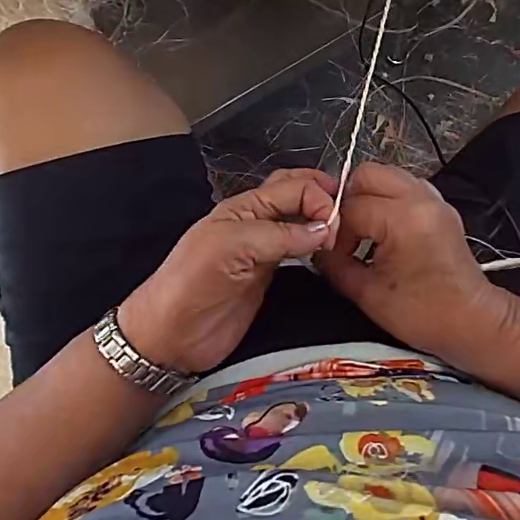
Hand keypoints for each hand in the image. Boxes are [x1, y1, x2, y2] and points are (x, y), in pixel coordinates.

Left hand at [117, 169, 336, 373]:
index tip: (336, 224)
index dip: (318, 198)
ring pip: (299, 221)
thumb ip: (279, 235)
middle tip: (349, 217)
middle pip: (296, 195)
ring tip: (345, 233)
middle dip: (323, 197)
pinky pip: (297, 250)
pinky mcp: (268, 275)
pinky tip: (328, 252)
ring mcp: (262, 249)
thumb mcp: (233, 247)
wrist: (170, 333)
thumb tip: (325, 229)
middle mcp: (256, 222)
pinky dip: (315, 246)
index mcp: (244, 206)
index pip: (292, 186)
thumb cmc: (193, 281)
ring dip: (322, 220)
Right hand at [318, 162, 519, 371]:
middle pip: (367, 174)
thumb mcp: (368, 294)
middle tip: (343, 232)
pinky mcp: (439, 207)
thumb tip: (318, 252)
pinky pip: (404, 187)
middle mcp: (420, 199)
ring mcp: (433, 200)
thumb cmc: (424, 314)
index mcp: (403, 218)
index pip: (351, 207)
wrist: (474, 323)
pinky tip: (381, 229)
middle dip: (347, 200)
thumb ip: (335, 266)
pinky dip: (387, 200)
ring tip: (361, 230)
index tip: (332, 254)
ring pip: (387, 175)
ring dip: (368, 197)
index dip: (334, 231)